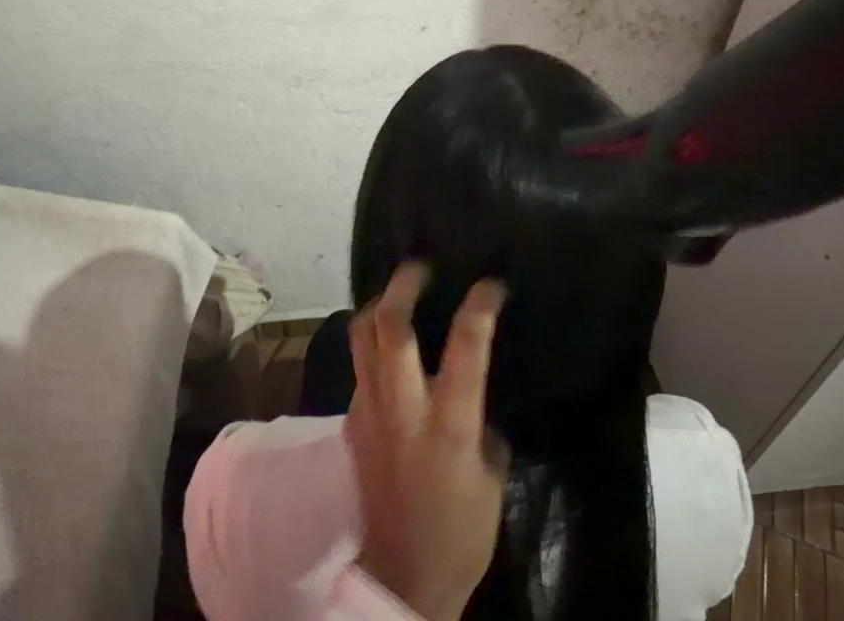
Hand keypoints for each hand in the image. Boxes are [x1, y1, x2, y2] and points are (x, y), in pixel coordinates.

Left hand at [344, 264, 509, 620]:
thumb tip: (472, 401)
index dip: (480, 305)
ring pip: (360, 338)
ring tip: (395, 295)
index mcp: (450, 421)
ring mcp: (370, 411)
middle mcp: (403, 406)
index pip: (466, 344)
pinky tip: (388, 351)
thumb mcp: (491, 477)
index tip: (491, 284)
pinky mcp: (352, 424)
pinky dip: (370, 347)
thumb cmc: (462, 533)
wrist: (403, 574)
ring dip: (376, 308)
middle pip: (389, 325)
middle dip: (402, 286)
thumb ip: (480, 427)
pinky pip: (358, 369)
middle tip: (418, 268)